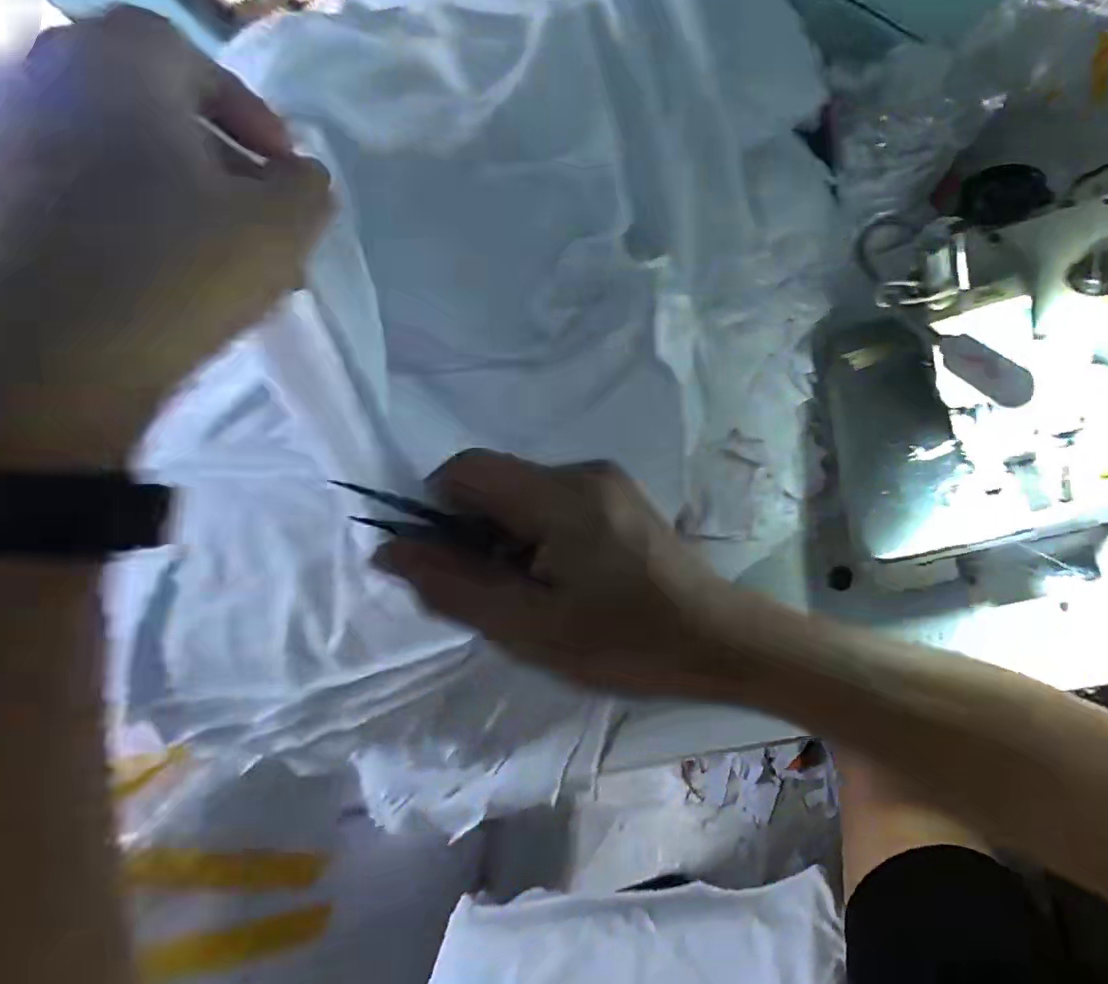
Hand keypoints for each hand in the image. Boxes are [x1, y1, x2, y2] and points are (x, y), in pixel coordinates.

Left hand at [0, 6, 330, 467]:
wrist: (34, 355)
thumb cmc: (177, 267)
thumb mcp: (287, 225)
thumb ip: (309, 185)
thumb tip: (295, 174)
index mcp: (108, 70)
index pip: (176, 48)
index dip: (241, 101)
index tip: (281, 164)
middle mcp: (32, 84)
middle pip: (136, 95)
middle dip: (209, 146)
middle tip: (256, 206)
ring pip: (105, 143)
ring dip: (170, 183)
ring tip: (216, 246)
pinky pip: (67, 184)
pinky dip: (121, 210)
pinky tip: (159, 266)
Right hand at [372, 450, 756, 696]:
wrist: (715, 634)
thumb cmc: (626, 639)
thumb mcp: (529, 626)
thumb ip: (455, 584)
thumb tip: (391, 548)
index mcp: (564, 494)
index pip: (466, 469)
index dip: (437, 513)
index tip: (454, 567)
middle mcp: (588, 472)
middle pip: (498, 481)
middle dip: (478, 531)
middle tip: (504, 592)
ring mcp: (613, 482)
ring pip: (528, 494)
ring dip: (513, 537)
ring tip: (542, 592)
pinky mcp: (627, 498)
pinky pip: (561, 502)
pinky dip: (545, 534)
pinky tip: (570, 579)